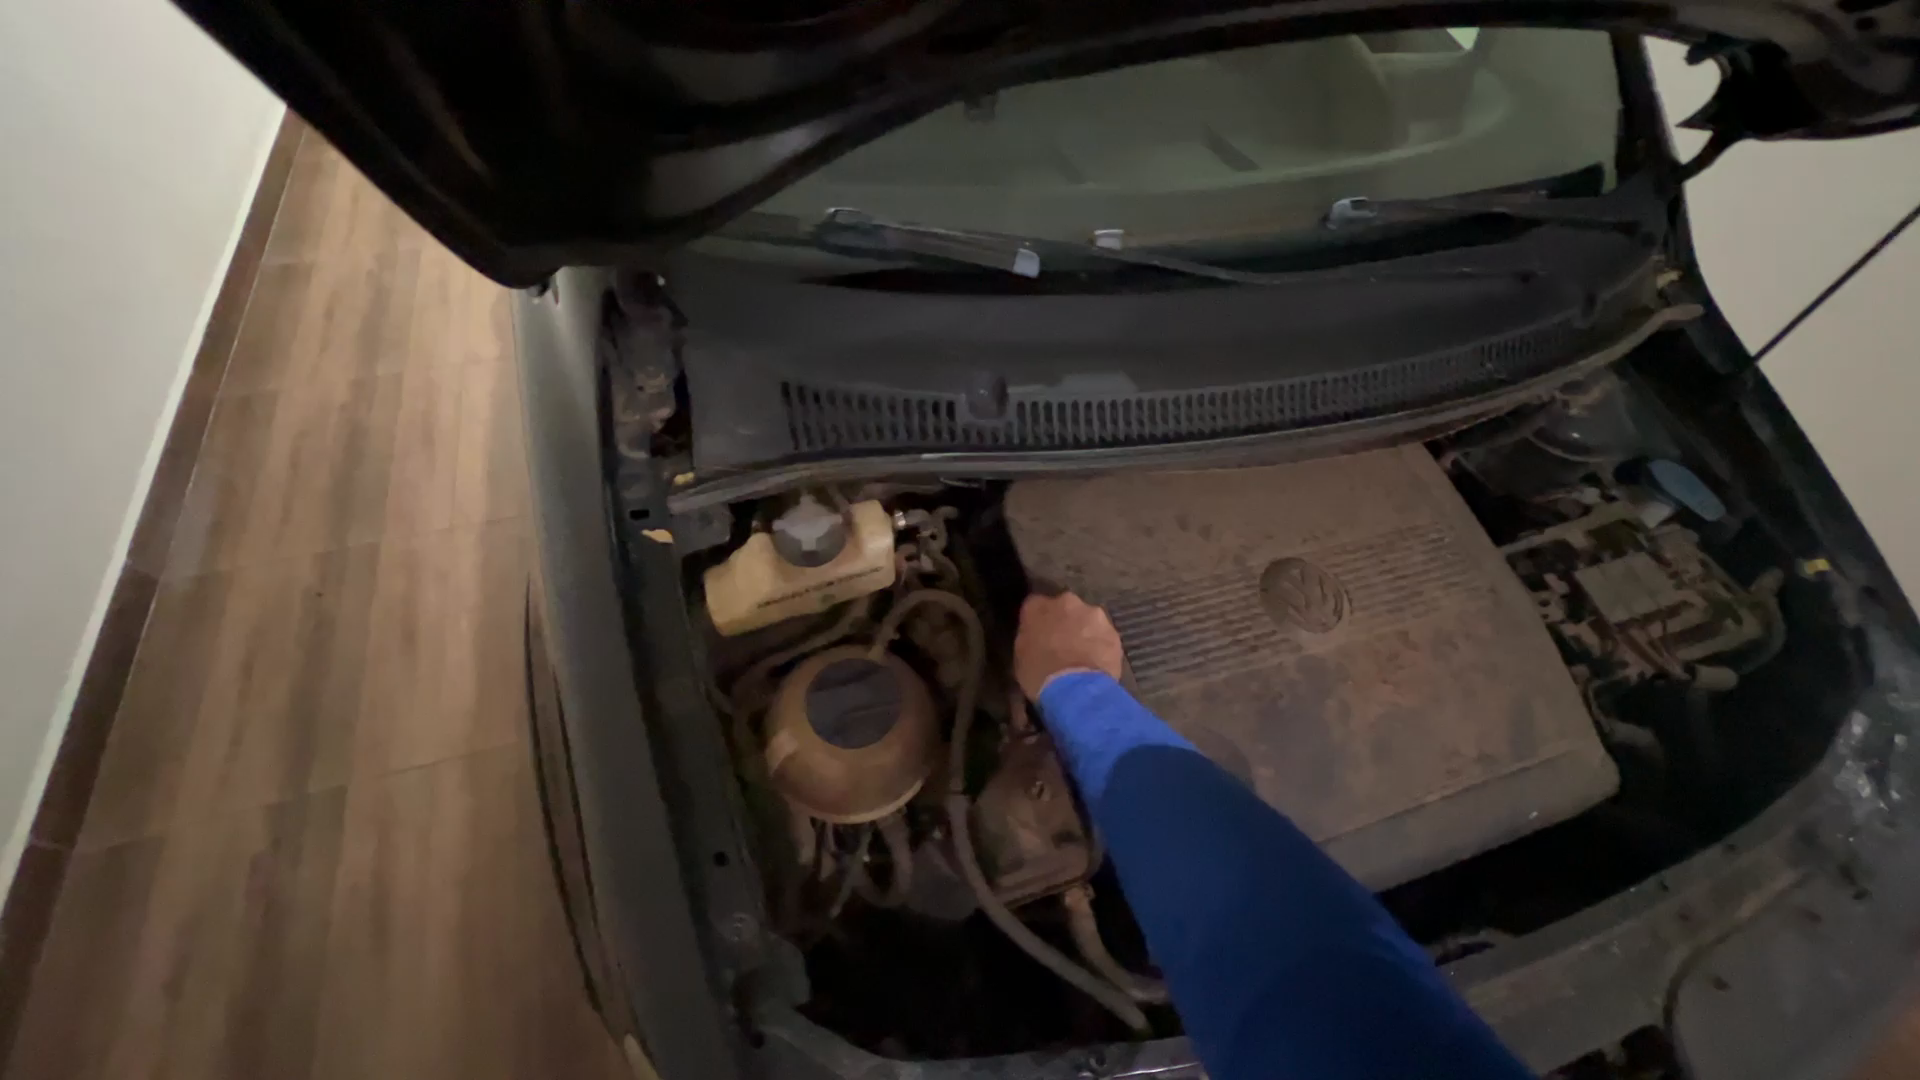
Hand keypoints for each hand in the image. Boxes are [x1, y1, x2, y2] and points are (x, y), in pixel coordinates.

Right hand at [1014, 591, 1125, 699]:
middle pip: (1065, 607)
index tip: (1038, 633)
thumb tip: (1035, 635)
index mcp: (1037, 606)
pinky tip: (1097, 662)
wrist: (1076, 689)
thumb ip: (1028, 636)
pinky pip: (1104, 636)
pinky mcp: (1113, 631)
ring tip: (1083, 654)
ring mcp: (1093, 615)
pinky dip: (1101, 645)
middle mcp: (1066, 602)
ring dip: (1085, 631)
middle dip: (1064, 621)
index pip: (1034, 604)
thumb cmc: (1039, 674)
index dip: (1037, 620)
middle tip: (1062, 643)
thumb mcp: (1020, 655)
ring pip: (1088, 619)